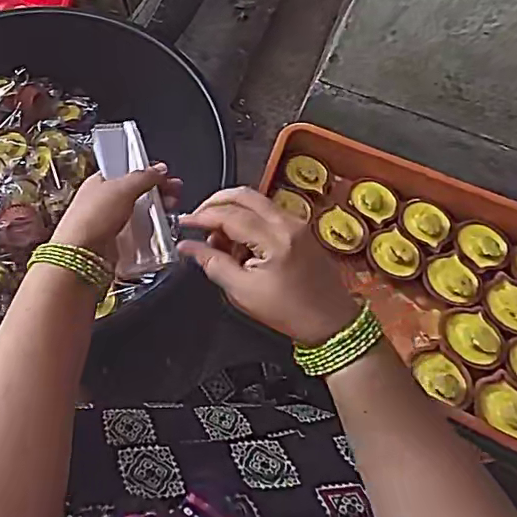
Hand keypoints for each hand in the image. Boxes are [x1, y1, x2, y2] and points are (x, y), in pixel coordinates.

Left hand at [50, 165, 181, 267]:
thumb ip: (144, 177)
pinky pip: (136, 233)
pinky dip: (148, 231)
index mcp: (99, 182)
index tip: (164, 175)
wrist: (81, 256)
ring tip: (169, 210)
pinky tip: (157, 230)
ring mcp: (109, 223)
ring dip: (155, 211)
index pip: (127, 171)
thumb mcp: (122, 188)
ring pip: (137, 213)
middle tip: (173, 192)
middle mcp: (103, 202)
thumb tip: (158, 170)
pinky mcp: (115, 242)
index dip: (147, 171)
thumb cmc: (90, 218)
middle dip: (156, 191)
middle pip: (135, 192)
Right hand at [177, 187, 359, 345]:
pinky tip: (238, 241)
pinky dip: (246, 217)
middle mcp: (288, 223)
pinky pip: (266, 211)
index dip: (201, 217)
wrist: (332, 322)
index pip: (229, 215)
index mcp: (275, 240)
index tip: (184, 223)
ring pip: (254, 200)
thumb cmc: (291, 312)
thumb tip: (188, 246)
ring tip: (218, 239)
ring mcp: (296, 222)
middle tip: (197, 220)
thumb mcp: (242, 292)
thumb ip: (212, 264)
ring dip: (231, 211)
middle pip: (243, 195)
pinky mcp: (299, 227)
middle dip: (214, 203)